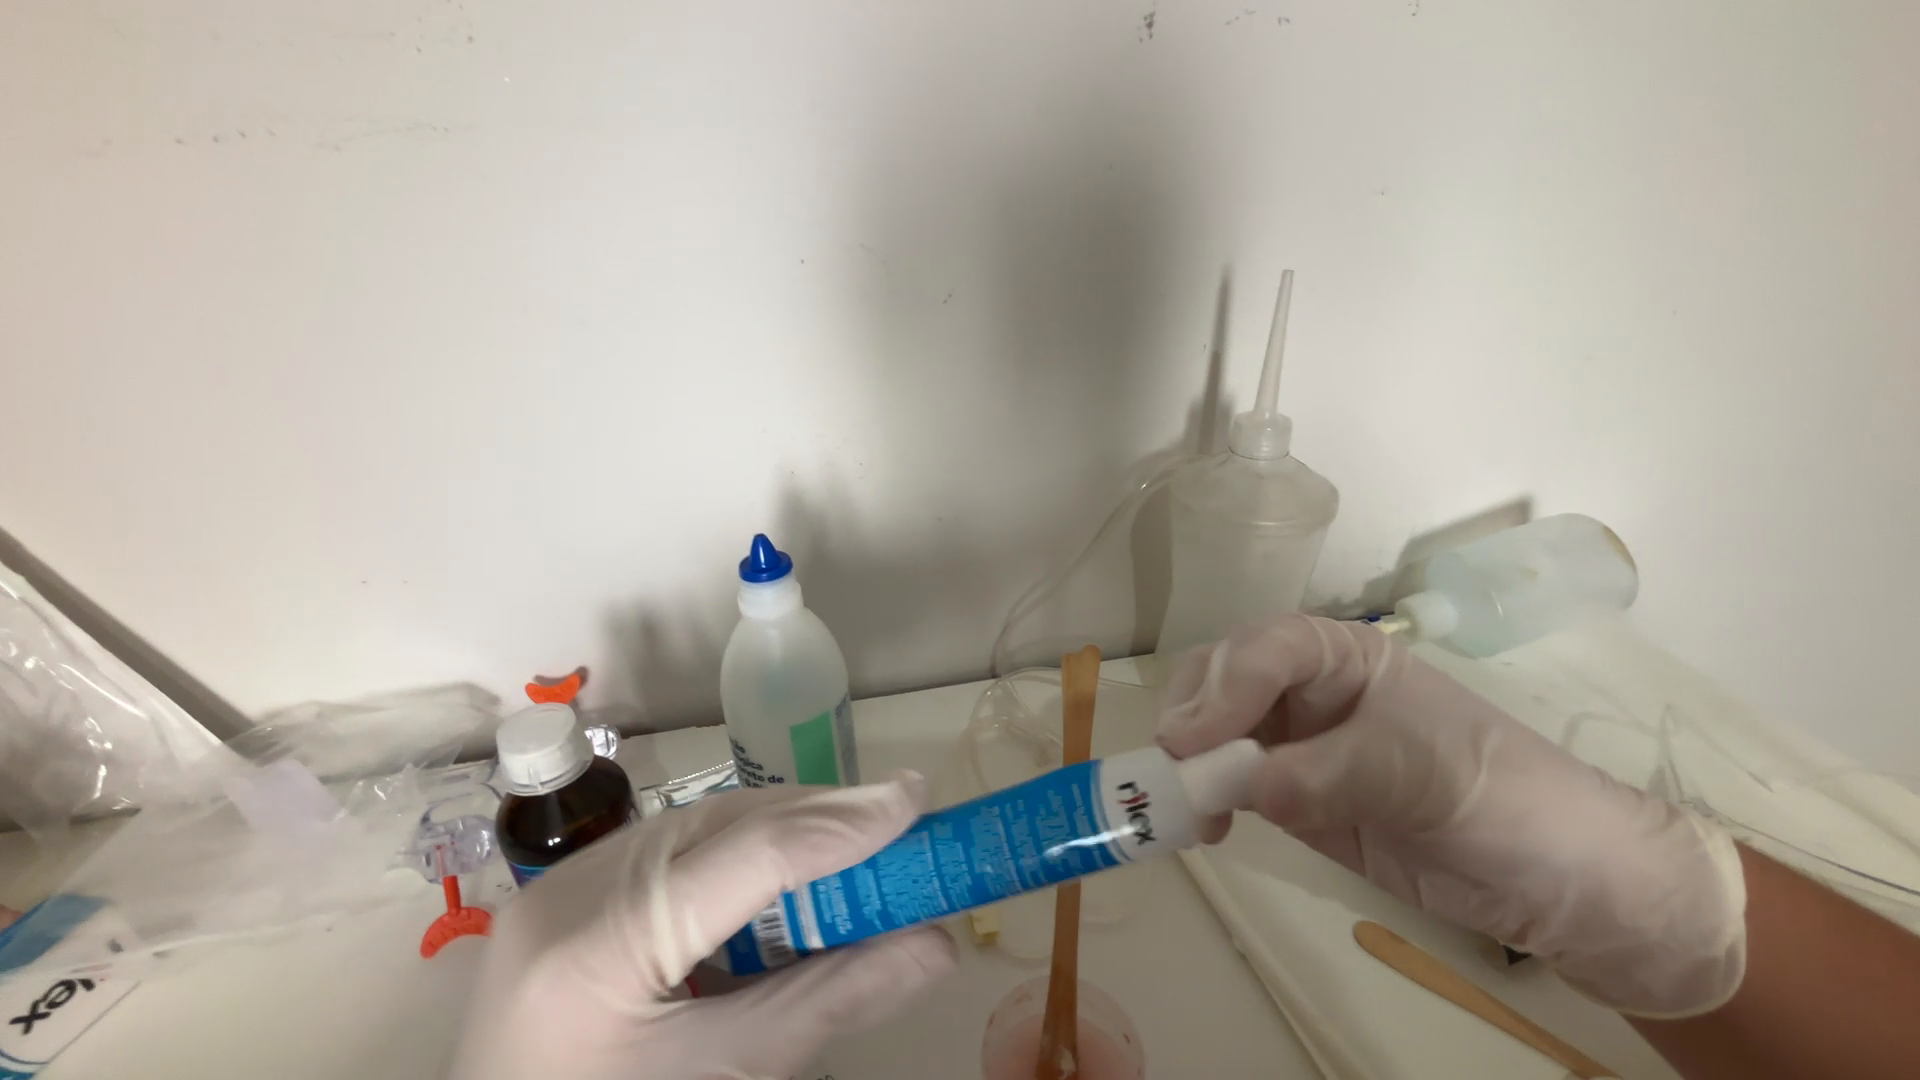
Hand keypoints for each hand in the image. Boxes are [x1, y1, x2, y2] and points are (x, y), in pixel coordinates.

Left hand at [450, 775, 957, 1079]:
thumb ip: (833, 1002)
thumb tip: (937, 943)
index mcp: (595, 947)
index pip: (745, 857)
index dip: (840, 824)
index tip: (917, 797)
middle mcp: (572, 888)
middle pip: (725, 824)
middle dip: (821, 818)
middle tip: (902, 817)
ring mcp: (563, 881)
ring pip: (703, 823)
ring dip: (788, 828)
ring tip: (856, 843)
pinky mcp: (572, 887)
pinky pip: (677, 845)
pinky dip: (744, 851)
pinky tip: (785, 873)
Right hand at [1157, 614, 1746, 1016]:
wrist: (1552, 877)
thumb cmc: (1499, 795)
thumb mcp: (1415, 771)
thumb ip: (1322, 773)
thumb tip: (1241, 786)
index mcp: (1342, 656)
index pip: (1266, 647)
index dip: (1227, 684)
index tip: (1198, 740)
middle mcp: (1304, 688)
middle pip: (1221, 675)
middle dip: (1194, 712)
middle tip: (1180, 765)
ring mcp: (1291, 740)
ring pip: (1210, 727)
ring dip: (1188, 759)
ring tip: (1191, 806)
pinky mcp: (1286, 790)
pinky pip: (1226, 781)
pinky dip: (1204, 798)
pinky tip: (1208, 826)